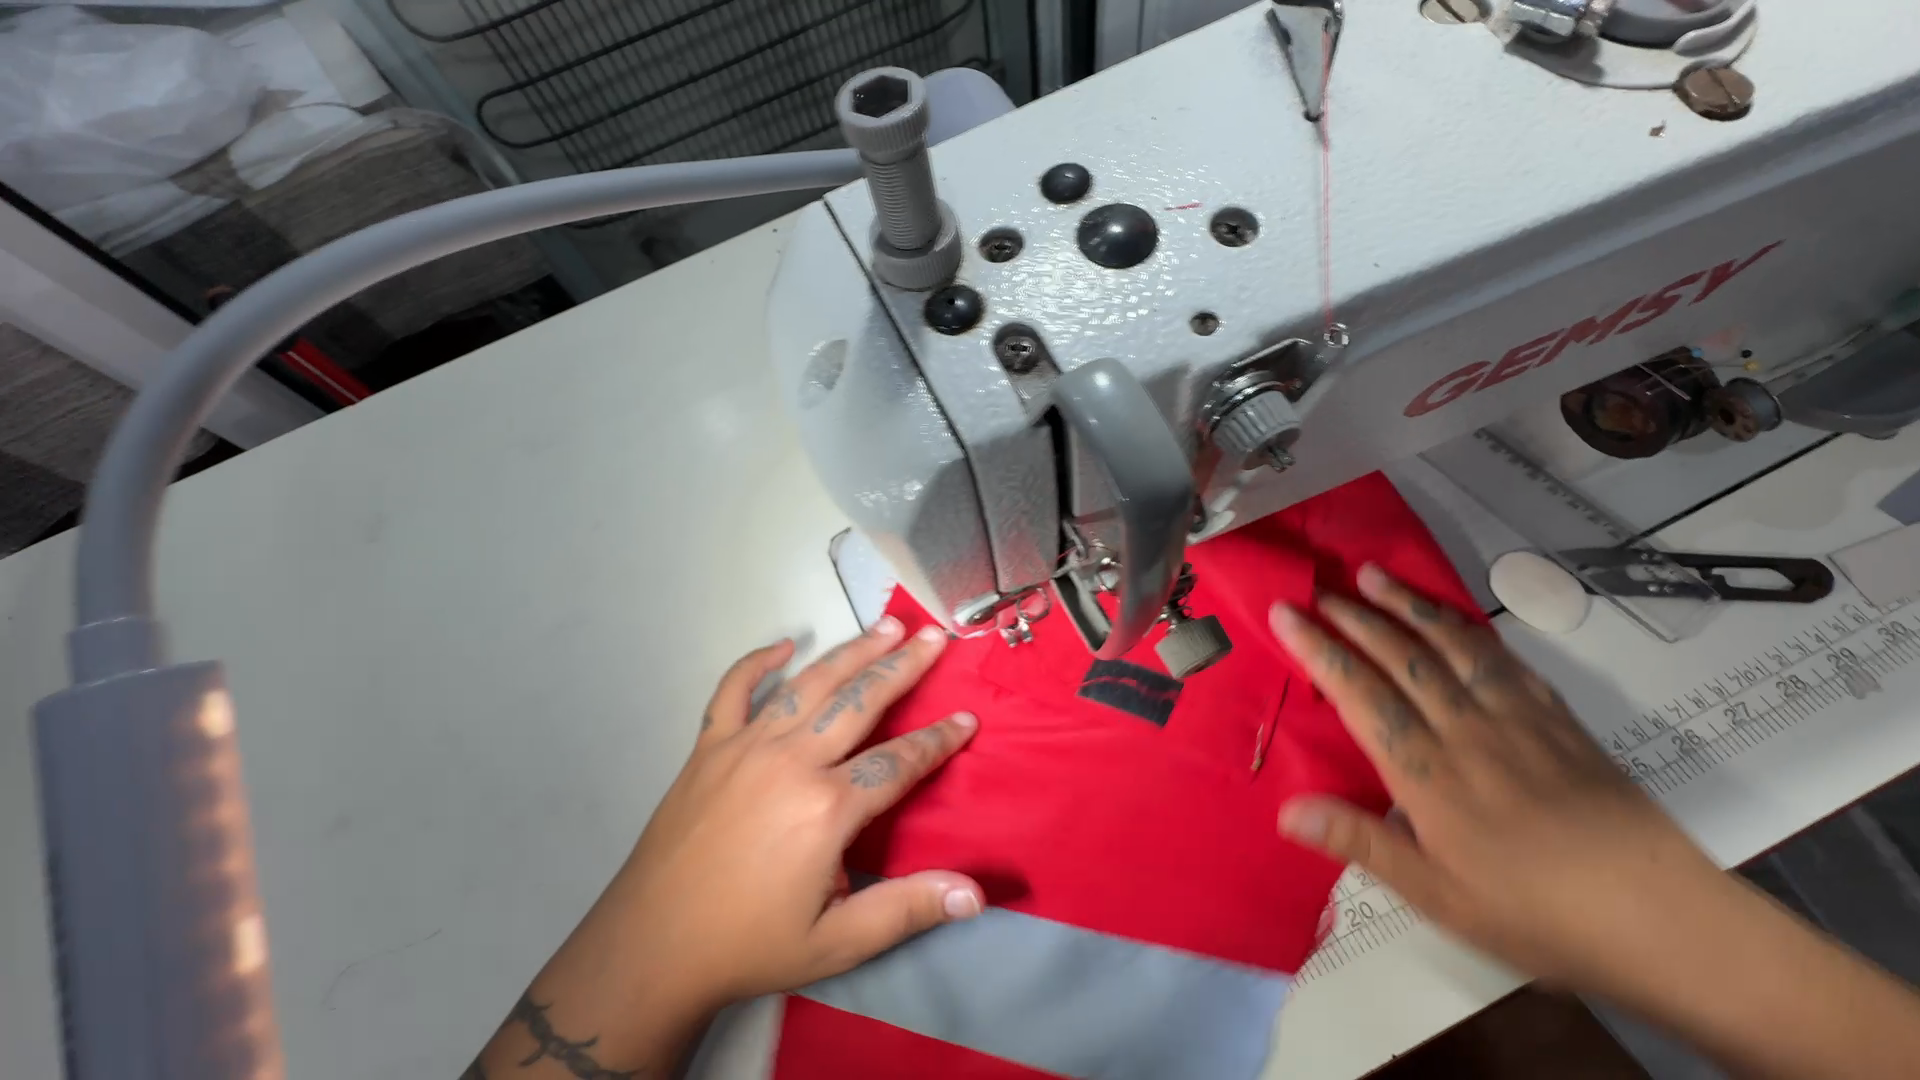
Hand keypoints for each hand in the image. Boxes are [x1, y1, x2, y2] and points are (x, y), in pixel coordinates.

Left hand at [617, 617, 983, 1005]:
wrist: (651, 946)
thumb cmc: (749, 945)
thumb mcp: (837, 943)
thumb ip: (907, 909)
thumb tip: (975, 894)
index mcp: (827, 808)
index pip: (900, 761)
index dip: (938, 740)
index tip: (967, 719)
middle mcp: (791, 762)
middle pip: (860, 701)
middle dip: (903, 666)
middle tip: (934, 637)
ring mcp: (745, 747)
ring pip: (809, 684)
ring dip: (850, 651)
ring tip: (884, 626)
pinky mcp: (708, 748)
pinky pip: (733, 691)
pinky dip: (756, 662)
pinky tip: (782, 644)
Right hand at [1267, 563, 1723, 997]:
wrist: (1661, 917)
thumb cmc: (1533, 911)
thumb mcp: (1436, 895)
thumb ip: (1361, 843)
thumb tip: (1285, 810)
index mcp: (1428, 774)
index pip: (1360, 695)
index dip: (1318, 649)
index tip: (1285, 613)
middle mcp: (1466, 731)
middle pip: (1401, 657)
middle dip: (1354, 616)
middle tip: (1319, 585)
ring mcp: (1516, 718)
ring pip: (1452, 646)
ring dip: (1409, 605)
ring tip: (1375, 574)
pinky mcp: (1558, 719)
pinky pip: (1505, 660)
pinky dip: (1471, 630)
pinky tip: (1456, 619)